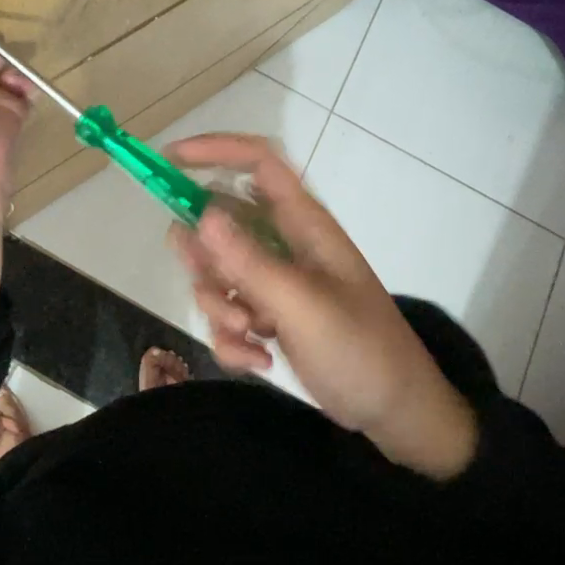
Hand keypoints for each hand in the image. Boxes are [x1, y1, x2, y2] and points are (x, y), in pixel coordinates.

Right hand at [164, 133, 477, 478]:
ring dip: (218, 306)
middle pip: (219, 220)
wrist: (396, 415)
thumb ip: (250, 262)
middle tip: (215, 285)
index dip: (215, 149)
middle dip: (205, 258)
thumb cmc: (361, 351)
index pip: (257, 161)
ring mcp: (275, 280)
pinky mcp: (269, 315)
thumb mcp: (303, 307)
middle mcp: (284, 243)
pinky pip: (225, 310)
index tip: (169, 161)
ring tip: (249, 335)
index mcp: (303, 224)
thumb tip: (201, 216)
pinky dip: (230, 337)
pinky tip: (256, 360)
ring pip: (215, 270)